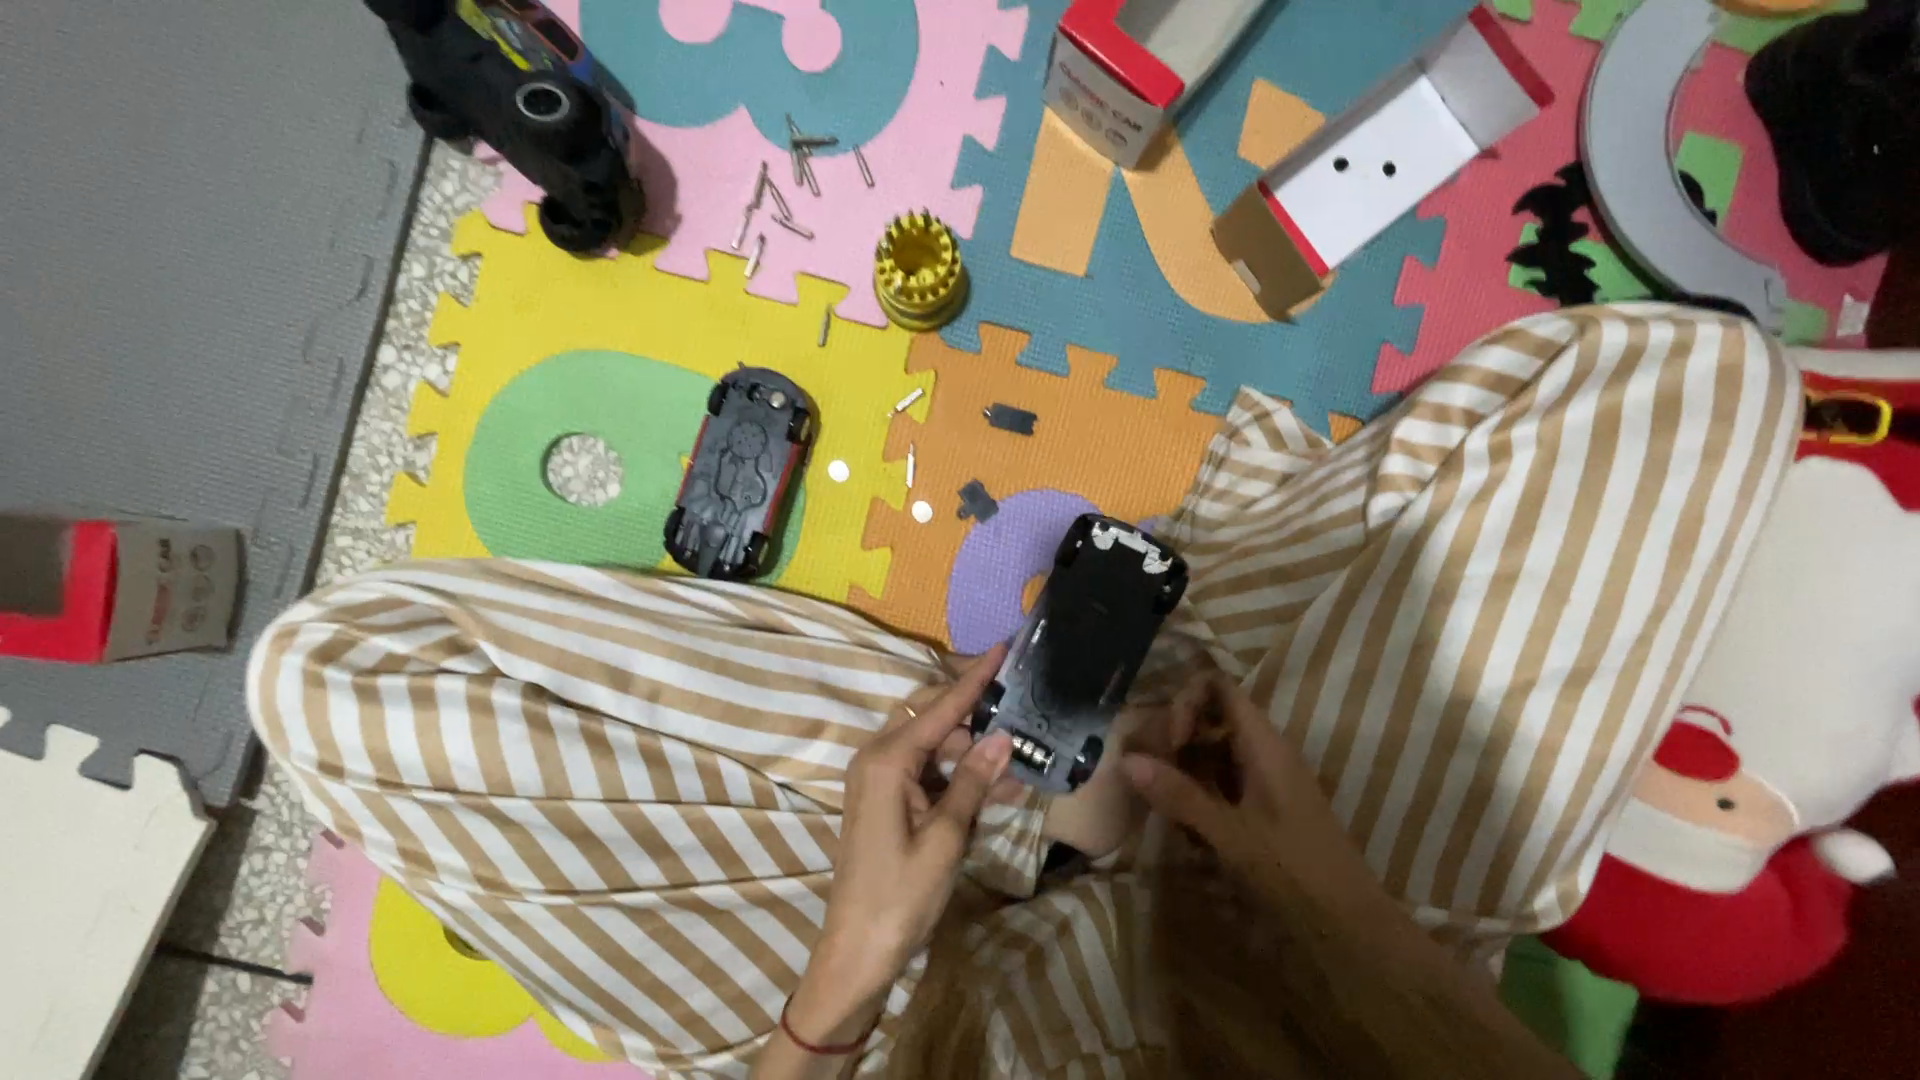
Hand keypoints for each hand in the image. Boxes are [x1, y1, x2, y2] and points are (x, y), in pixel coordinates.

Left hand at [802, 648, 1014, 1009]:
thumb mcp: (945, 838)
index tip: (1003, 647)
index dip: (974, 678)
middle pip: (934, 719)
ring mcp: (879, 780)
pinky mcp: (885, 801)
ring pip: (934, 747)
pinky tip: (996, 785)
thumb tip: (1002, 736)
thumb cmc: (900, 896)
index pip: (939, 706)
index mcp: (886, 760)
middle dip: (977, 716)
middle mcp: (877, 758)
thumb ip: (973, 781)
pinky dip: (959, 777)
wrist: (857, 952)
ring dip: (972, 752)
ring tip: (1019, 759)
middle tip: (1022, 712)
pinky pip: (928, 774)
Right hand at [1121, 672, 1403, 927]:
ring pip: (1216, 749)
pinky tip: (1189, 829)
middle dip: (1177, 738)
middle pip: (1213, 716)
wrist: (1350, 925)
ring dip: (1186, 768)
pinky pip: (1226, 778)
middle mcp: (1268, 750)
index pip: (1219, 687)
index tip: (1170, 742)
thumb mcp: (1229, 835)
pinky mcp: (1269, 804)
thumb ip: (1179, 795)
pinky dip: (1201, 791)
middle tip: (1152, 775)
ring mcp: (1270, 777)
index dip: (1186, 701)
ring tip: (1166, 806)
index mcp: (1264, 744)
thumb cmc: (1293, 872)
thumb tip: (1126, 760)